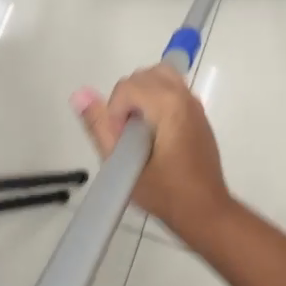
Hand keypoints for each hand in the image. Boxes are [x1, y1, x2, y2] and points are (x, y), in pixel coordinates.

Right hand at [71, 66, 231, 232]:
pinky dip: (157, 100)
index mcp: (168, 105)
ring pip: (160, 77)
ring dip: (142, 96)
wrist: (204, 210)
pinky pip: (173, 90)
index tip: (119, 141)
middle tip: (126, 135)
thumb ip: (99, 127)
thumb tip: (80, 94)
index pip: (127, 86)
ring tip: (137, 130)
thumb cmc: (164, 192)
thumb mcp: (122, 165)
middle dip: (127, 100)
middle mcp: (184, 96)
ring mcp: (194, 103)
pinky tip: (154, 134)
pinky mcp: (198, 114)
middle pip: (143, 76)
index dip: (114, 112)